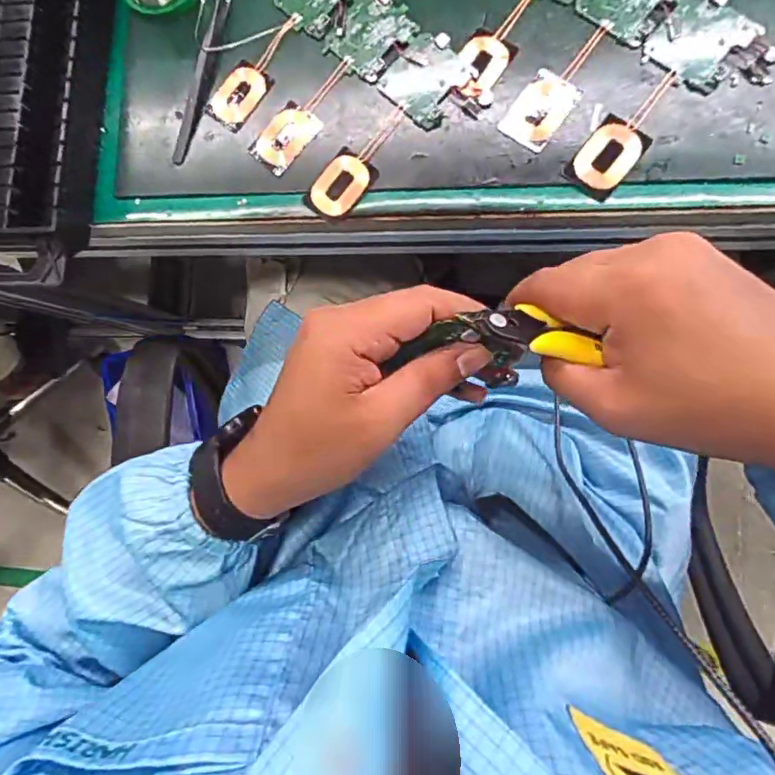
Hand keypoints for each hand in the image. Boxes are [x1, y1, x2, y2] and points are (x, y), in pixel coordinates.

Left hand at [222, 286, 492, 518]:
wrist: (267, 472)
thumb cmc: (319, 452)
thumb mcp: (383, 418)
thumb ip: (431, 376)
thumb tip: (477, 350)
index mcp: (346, 328)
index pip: (421, 302)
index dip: (469, 314)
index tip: (506, 338)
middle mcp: (339, 318)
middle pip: (413, 312)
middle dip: (460, 335)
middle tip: (500, 363)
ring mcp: (335, 332)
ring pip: (403, 329)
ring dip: (441, 351)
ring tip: (484, 380)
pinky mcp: (336, 349)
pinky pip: (385, 345)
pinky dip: (416, 361)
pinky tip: (450, 384)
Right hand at [506, 233, 774, 493]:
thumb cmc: (709, 410)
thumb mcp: (611, 406)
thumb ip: (556, 370)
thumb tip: (547, 346)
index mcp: (625, 283)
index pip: (540, 284)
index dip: (521, 313)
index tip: (526, 342)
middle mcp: (651, 250)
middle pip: (572, 275)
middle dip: (565, 313)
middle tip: (587, 357)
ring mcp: (683, 247)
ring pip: (605, 271)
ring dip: (597, 305)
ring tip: (630, 349)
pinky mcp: (705, 255)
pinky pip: (640, 270)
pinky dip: (629, 298)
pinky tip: (657, 333)